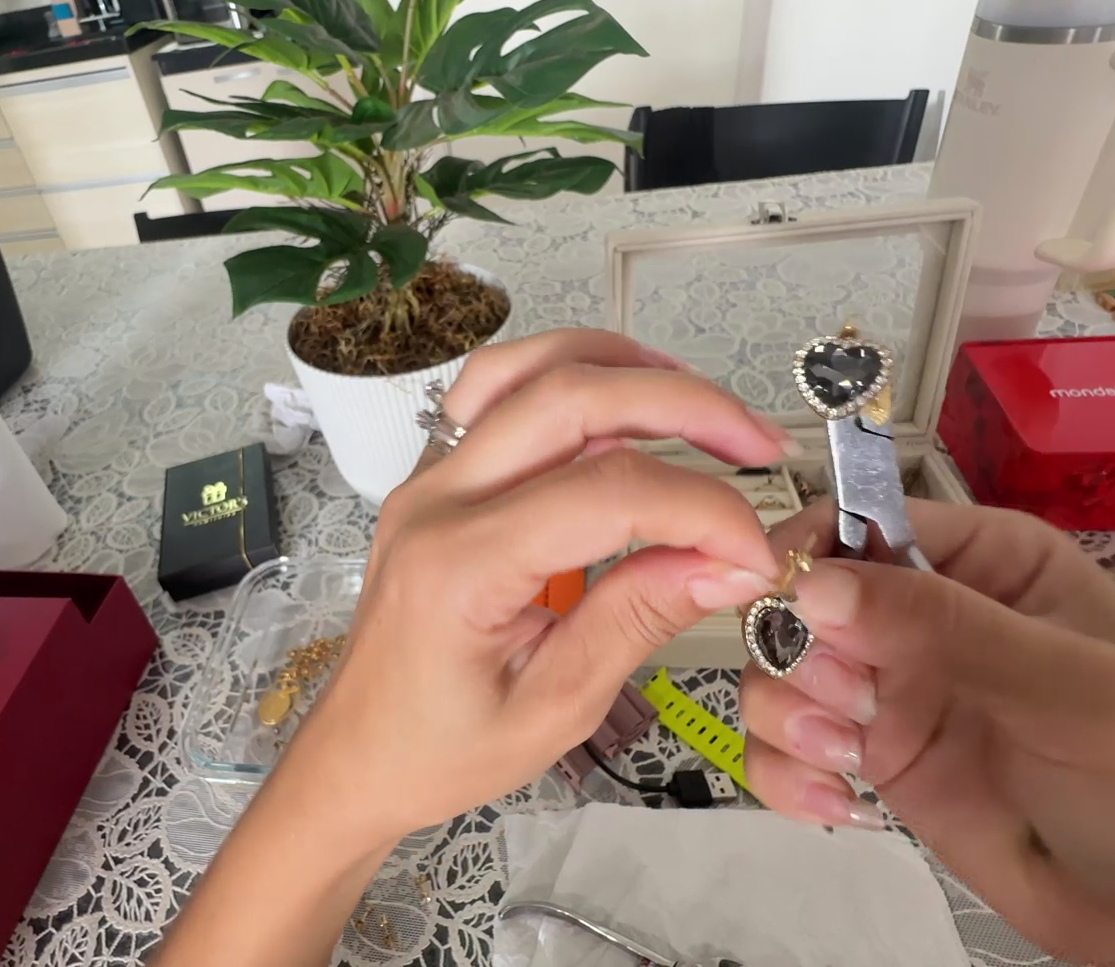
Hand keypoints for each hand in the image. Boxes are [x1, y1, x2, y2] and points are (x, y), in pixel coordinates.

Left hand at [155, 328, 798, 966]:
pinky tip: (614, 399)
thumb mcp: (554, 707)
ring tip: (694, 398)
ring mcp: (427, 475)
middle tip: (757, 442)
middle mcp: (437, 497)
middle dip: (680, 404)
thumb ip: (638, 618)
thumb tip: (728, 560)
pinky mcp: (433, 475)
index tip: (753, 552)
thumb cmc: (443, 747)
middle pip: (567, 398)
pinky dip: (563, 374)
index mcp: (462, 564)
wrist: (357, 748)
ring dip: (619, 365)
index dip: (702, 509)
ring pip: (523, 368)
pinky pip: (493, 389)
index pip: (605, 494)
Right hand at [740, 500, 1114, 966]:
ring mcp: (883, 684)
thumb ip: (945, 625)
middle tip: (849, 702)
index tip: (780, 603)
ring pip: (774, 667)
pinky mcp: (863, 751)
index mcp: (976, 561)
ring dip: (789, 712)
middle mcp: (914, 613)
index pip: (853, 519)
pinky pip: (780, 743)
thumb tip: (809, 585)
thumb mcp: (1076, 692)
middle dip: (799, 651)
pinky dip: (786, 771)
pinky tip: (837, 800)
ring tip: (845, 759)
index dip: (802, 551)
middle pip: (793, 595)